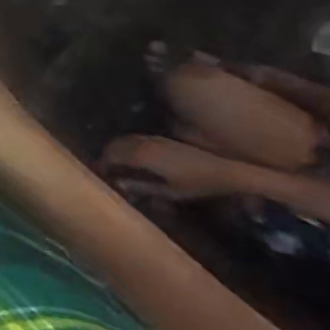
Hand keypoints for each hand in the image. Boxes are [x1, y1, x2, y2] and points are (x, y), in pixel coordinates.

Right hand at [100, 135, 258, 200]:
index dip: (104, 165)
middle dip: (107, 155)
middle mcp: (141, 143)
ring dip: (115, 149)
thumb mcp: (172, 191)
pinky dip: (127, 145)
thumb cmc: (200, 184)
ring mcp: (150, 139)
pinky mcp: (159, 138)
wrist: (227, 171)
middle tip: (106, 168)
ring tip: (116, 162)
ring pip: (122, 140)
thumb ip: (143, 187)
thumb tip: (117, 183)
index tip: (102, 173)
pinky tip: (133, 155)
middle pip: (113, 145)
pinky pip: (133, 138)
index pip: (111, 156)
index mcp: (140, 155)